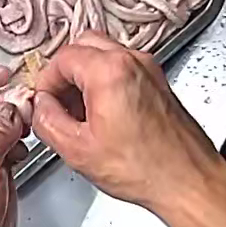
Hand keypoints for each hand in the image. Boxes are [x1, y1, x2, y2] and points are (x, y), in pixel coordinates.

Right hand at [33, 30, 225, 222]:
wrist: (186, 180)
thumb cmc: (143, 168)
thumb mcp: (76, 149)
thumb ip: (47, 121)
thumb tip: (39, 106)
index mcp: (110, 72)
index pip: (62, 58)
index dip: (45, 82)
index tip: (42, 103)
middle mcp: (133, 61)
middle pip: (83, 46)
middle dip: (63, 74)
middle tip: (55, 103)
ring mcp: (148, 70)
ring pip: (103, 55)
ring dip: (82, 78)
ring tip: (77, 114)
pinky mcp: (156, 83)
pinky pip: (121, 69)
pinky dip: (103, 83)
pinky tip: (98, 117)